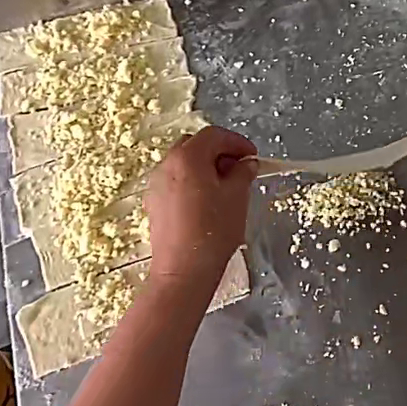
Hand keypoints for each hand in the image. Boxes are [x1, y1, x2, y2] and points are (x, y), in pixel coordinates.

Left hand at [145, 126, 257, 286]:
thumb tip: (246, 164)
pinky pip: (175, 182)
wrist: (183, 271)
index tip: (252, 157)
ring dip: (204, 167)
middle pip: (194, 145)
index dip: (237, 142)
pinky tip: (206, 203)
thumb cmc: (214, 231)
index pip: (214, 135)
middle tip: (238, 169)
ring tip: (224, 188)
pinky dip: (191, 182)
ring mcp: (156, 184)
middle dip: (218, 152)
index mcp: (187, 157)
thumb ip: (243, 173)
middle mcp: (166, 165)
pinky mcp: (154, 203)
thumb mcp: (237, 197)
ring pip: (183, 163)